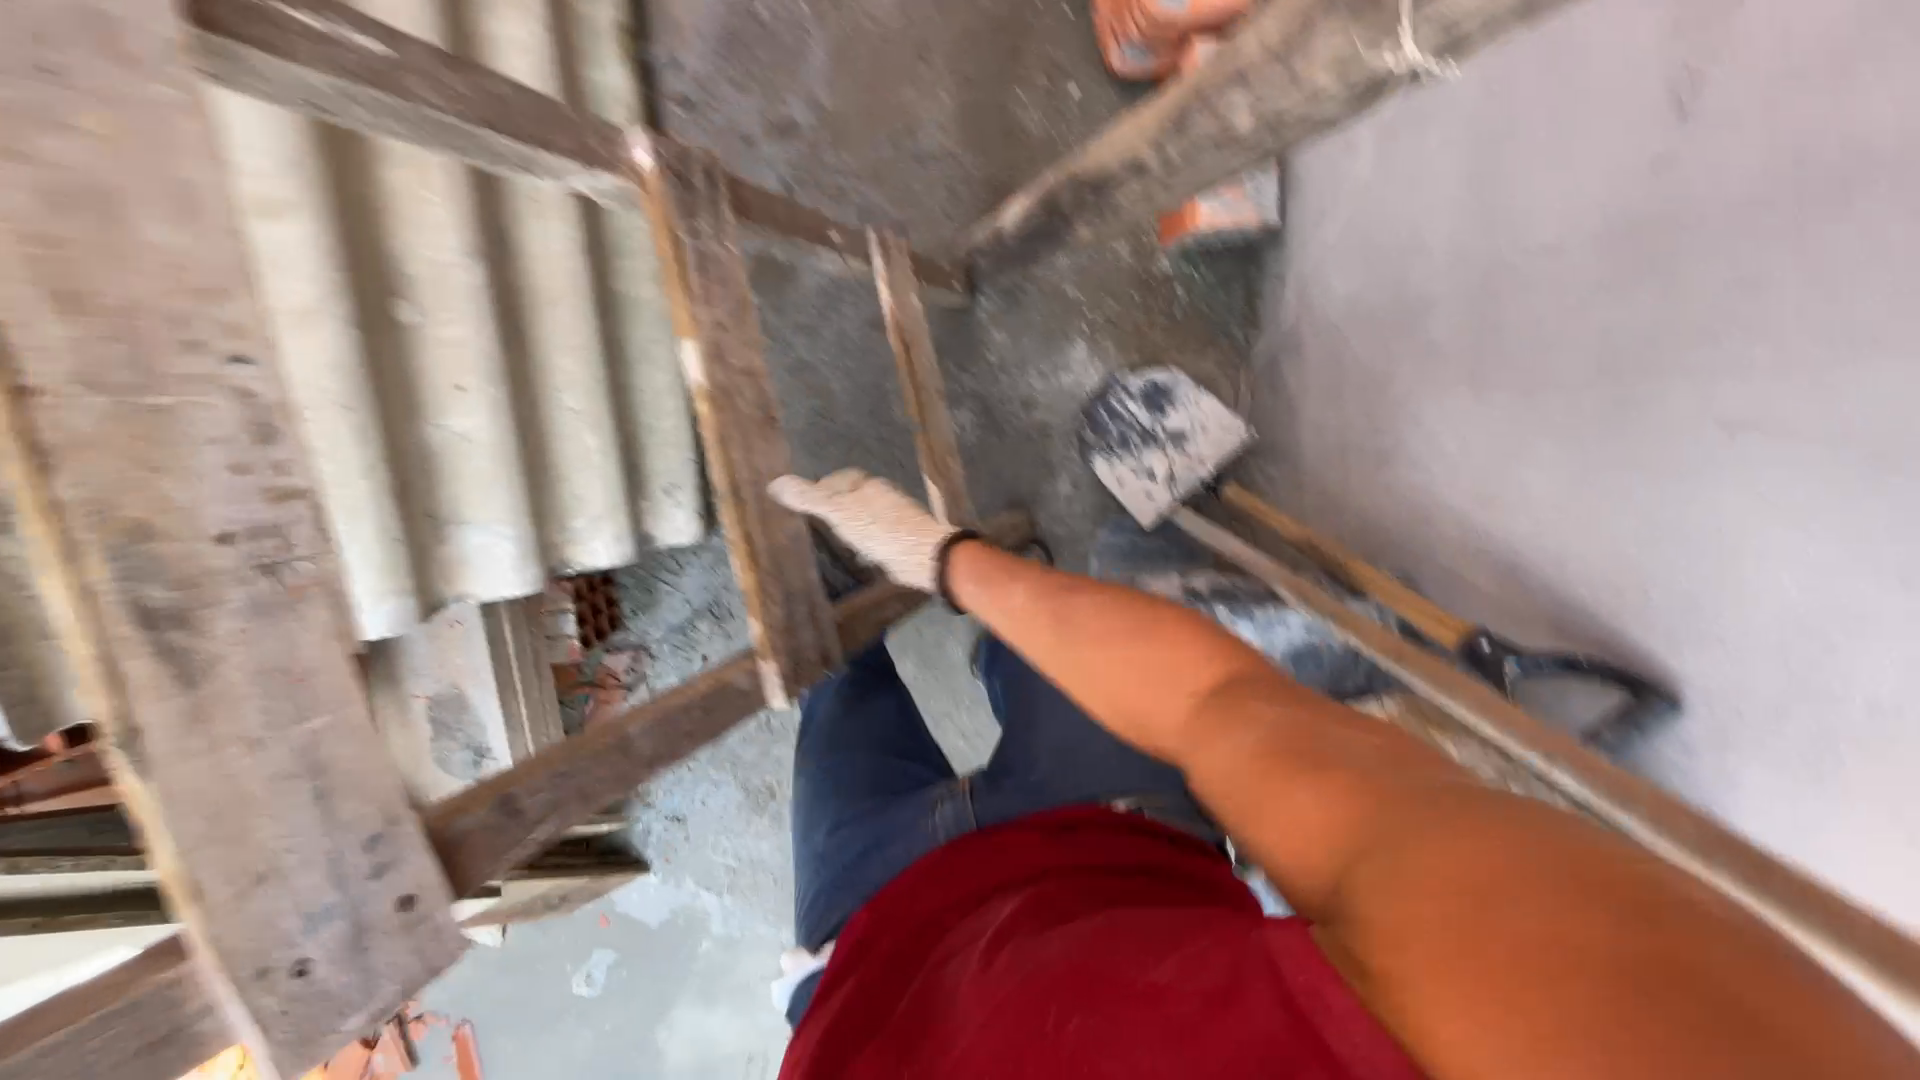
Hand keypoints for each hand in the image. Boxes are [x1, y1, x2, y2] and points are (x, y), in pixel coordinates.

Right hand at [767, 469, 960, 592]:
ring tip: (837, 540)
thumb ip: (809, 498)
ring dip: (854, 525)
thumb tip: (775, 482)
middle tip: (819, 522)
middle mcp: (885, 496)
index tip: (807, 501)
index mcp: (868, 485)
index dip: (823, 486)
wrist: (924, 555)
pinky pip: (881, 535)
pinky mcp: (906, 538)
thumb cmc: (880, 530)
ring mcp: (898, 517)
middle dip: (839, 506)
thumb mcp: (838, 512)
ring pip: (869, 516)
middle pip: (856, 496)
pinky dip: (869, 541)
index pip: (841, 478)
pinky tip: (863, 555)